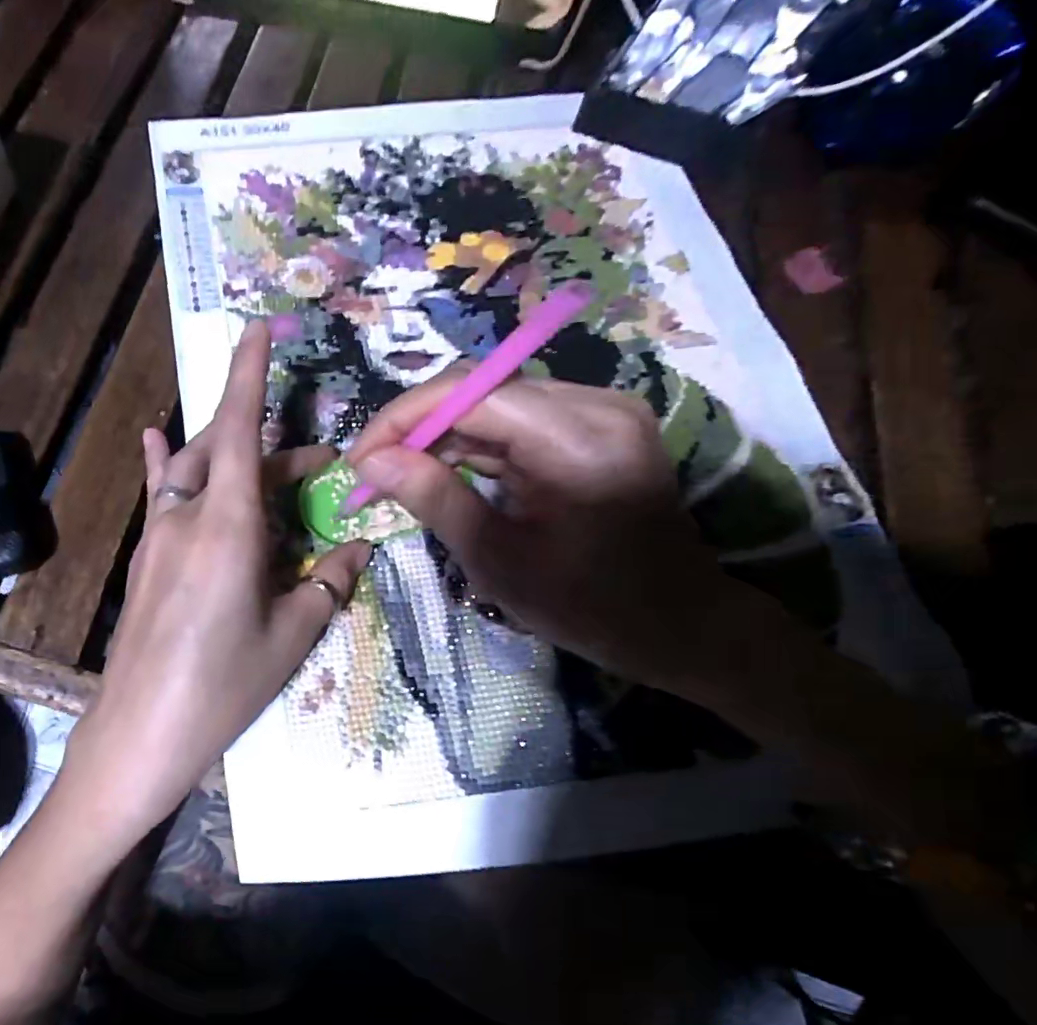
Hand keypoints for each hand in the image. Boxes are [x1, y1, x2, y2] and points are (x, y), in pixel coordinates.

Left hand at [58, 321, 371, 835]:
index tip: (256, 330)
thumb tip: (360, 547)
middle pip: (227, 454)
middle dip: (275, 450)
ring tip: (274, 476)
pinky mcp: (145, 557)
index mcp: (227, 528)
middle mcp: (186, 516)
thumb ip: (327, 581)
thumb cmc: (223, 686)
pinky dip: (164, 462)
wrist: (141, 730)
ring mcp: (158, 534)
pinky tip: (157, 438)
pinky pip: (160, 494)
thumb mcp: (290, 635)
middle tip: (322, 469)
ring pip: (195, 470)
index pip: (236, 431)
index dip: (247, 376)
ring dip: (234, 461)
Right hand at [345, 367, 737, 692]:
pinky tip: (448, 469)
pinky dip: (476, 440)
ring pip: (497, 398)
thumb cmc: (586, 607)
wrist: (678, 624)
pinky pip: (520, 416)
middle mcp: (596, 406)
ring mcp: (604, 409)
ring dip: (443, 433)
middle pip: (482, 387)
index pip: (470, 393)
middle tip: (374, 470)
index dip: (402, 418)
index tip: (358, 461)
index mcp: (577, 442)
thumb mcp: (497, 561)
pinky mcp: (600, 422)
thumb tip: (371, 462)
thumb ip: (434, 500)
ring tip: (402, 473)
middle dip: (417, 425)